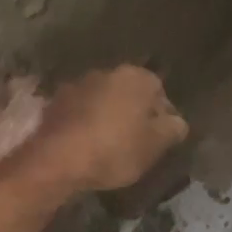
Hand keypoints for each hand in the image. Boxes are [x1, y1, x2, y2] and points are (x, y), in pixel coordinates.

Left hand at [25, 65, 188, 193]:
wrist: (57, 159)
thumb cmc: (115, 150)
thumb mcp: (154, 146)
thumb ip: (172, 129)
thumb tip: (177, 121)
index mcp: (136, 77)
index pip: (159, 90)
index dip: (162, 114)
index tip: (160, 138)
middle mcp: (106, 72)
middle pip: (128, 92)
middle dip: (133, 112)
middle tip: (136, 141)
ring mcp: (77, 85)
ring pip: (102, 100)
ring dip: (107, 115)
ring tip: (108, 144)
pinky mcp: (54, 103)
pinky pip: (79, 111)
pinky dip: (84, 123)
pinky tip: (84, 144)